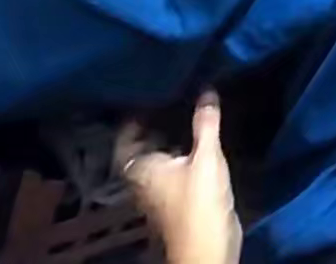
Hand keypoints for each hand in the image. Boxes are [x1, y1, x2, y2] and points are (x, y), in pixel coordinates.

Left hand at [116, 92, 242, 263]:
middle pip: (142, 147)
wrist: (207, 246)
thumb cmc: (198, 200)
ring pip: (160, 154)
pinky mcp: (180, 193)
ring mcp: (162, 188)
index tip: (151, 91)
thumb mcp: (206, 157)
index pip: (127, 140)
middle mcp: (145, 179)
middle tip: (175, 91)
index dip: (134, 117)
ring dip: (171, 133)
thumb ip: (206, 124)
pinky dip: (183, 146)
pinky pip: (175, 162)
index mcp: (142, 170)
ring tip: (189, 105)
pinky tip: (201, 133)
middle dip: (155, 122)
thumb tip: (206, 89)